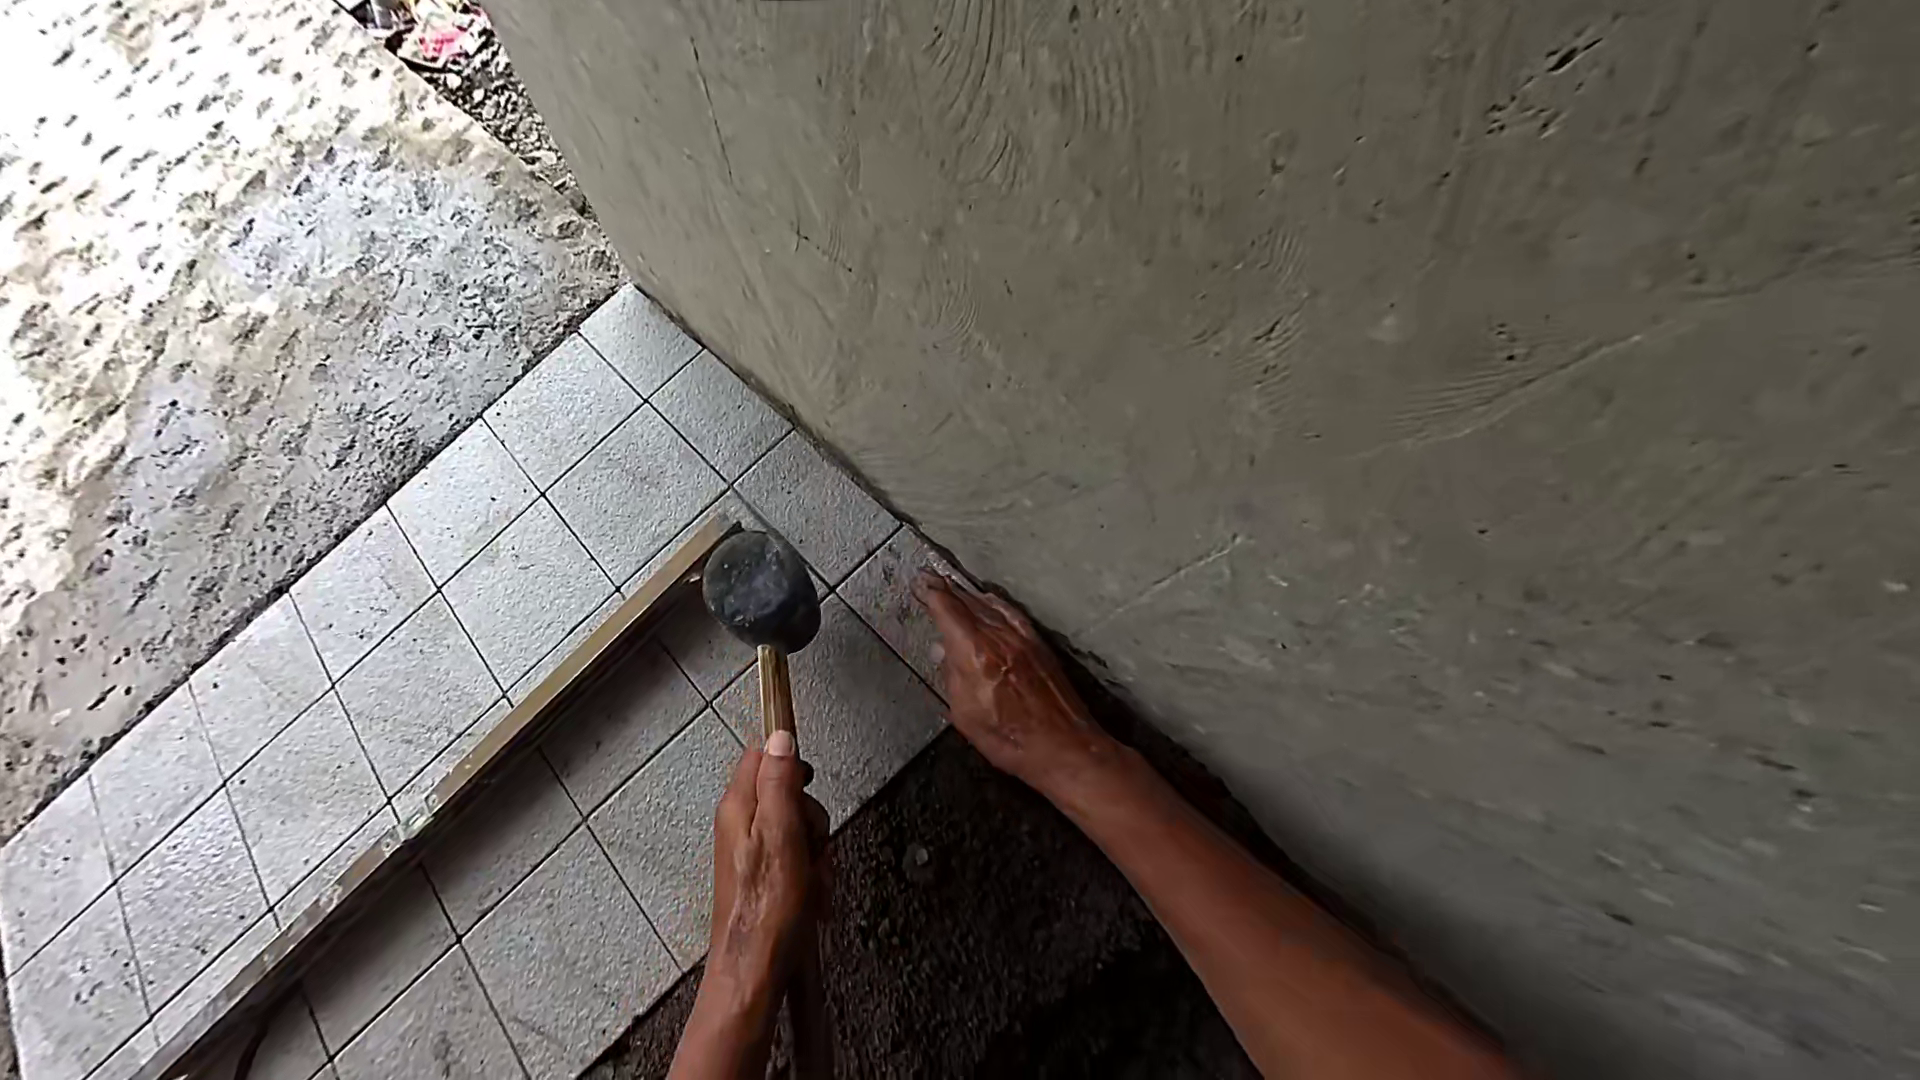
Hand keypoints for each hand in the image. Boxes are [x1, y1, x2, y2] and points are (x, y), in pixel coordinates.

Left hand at [672, 732, 828, 1079]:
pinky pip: (796, 852)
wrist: (755, 971)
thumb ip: (781, 780)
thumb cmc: (767, 908)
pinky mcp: (763, 871)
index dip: (791, 762)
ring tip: (812, 875)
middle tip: (811, 841)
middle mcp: (740, 821)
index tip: (808, 783)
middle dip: (811, 815)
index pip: (762, 753)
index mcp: (738, 805)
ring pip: (797, 823)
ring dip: (815, 847)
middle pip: (787, 789)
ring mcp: (752, 847)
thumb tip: (780, 735)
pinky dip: (810, 869)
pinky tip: (811, 892)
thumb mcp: (782, 832)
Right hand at [914, 570, 1122, 799]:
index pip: (948, 611)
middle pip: (968, 602)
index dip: (931, 594)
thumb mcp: (965, 715)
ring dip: (968, 594)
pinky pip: (1012, 613)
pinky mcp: (1039, 645)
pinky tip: (990, 601)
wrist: (1063, 747)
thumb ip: (951, 677)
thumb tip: (943, 653)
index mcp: (976, 655)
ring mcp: (1022, 639)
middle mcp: (1000, 639)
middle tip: (930, 579)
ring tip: (953, 587)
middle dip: (946, 589)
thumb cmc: (1012, 740)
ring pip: (990, 605)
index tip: (920, 584)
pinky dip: (996, 603)